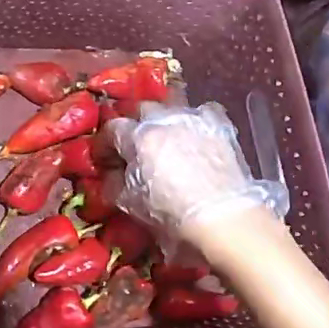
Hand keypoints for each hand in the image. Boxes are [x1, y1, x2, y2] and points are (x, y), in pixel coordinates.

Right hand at [109, 102, 288, 249]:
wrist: (224, 220)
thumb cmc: (172, 216)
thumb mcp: (131, 204)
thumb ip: (114, 183)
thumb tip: (111, 173)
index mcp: (139, 137)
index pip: (111, 129)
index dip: (104, 144)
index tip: (104, 159)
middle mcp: (164, 120)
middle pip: (140, 110)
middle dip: (133, 127)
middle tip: (133, 148)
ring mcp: (194, 119)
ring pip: (170, 107)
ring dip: (162, 121)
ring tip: (164, 141)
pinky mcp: (219, 126)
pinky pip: (201, 113)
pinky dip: (194, 122)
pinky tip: (194, 137)